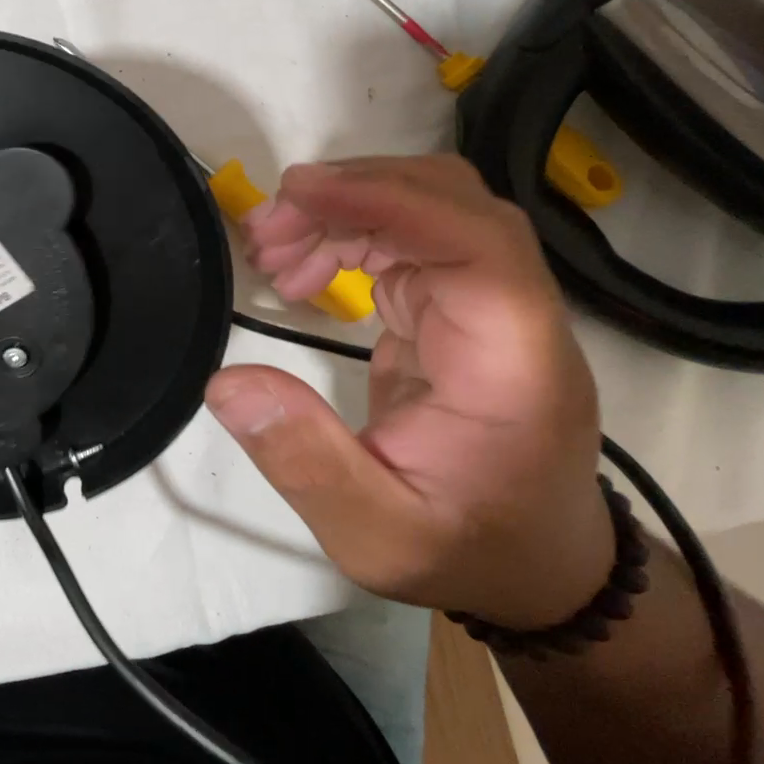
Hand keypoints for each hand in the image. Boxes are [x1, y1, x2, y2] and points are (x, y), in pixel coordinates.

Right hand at [205, 156, 612, 628]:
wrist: (537, 572)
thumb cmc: (464, 553)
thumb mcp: (376, 536)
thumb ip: (305, 462)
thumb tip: (226, 383)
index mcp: (509, 365)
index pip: (473, 244)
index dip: (387, 201)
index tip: (296, 192)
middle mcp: (512, 319)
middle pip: (455, 206)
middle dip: (351, 195)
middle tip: (262, 230)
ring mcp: (489, 311)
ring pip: (429, 214)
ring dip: (342, 213)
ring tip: (266, 252)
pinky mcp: (460, 315)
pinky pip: (409, 245)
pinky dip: (347, 239)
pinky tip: (299, 274)